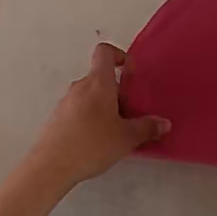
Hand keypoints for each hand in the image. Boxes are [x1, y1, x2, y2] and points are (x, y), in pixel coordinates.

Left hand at [20, 43, 170, 190]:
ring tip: (117, 130)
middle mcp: (80, 86)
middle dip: (118, 91)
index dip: (119, 56)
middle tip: (131, 113)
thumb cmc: (92, 144)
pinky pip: (80, 108)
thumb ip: (147, 128)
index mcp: (98, 82)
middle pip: (101, 77)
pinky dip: (91, 116)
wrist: (52, 164)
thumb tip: (163, 123)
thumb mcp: (126, 137)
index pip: (105, 52)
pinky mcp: (58, 116)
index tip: (130, 74)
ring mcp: (66, 100)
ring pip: (91, 94)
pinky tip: (98, 140)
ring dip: (105, 105)